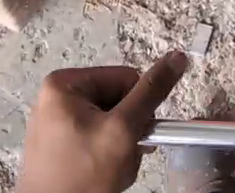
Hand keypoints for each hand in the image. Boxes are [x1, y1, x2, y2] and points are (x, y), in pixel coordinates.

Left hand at [16, 52, 188, 192]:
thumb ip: (151, 92)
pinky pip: (97, 135)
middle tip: (121, 154)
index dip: (137, 106)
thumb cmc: (81, 177)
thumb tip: (177, 57)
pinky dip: (107, 153)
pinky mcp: (60, 144)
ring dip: (120, 143)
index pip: (125, 78)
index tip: (131, 133)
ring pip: (110, 119)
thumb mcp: (123, 130)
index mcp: (64, 84)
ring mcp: (57, 122)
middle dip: (127, 128)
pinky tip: (102, 172)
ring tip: (110, 167)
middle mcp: (57, 98)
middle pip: (117, 98)